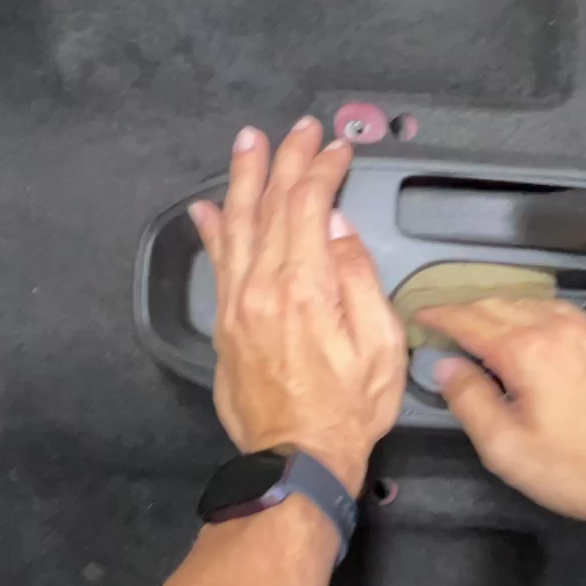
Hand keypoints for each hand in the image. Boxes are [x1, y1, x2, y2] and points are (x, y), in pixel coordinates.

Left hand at [188, 118, 406, 492]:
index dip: (324, 169)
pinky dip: (211, 229)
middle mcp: (262, 285)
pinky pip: (216, 263)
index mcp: (305, 287)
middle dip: (286, 159)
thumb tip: (338, 228)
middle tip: (299, 128)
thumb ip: (357, 279)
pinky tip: (206, 206)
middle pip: (270, 204)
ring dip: (244, 178)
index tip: (339, 148)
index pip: (310, 205)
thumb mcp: (379, 346)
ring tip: (249, 142)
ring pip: (237, 224)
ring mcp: (237, 303)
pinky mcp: (225, 323)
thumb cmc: (349, 406)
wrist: (297, 457)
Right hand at [416, 298, 585, 532]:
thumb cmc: (579, 469)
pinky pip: (561, 312)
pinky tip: (531, 331)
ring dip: (499, 308)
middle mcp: (557, 326)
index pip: (469, 320)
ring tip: (480, 325)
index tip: (418, 316)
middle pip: (498, 304)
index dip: (439, 315)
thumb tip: (445, 366)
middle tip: (443, 322)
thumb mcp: (508, 450)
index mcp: (526, 350)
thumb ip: (470, 401)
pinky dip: (533, 314)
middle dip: (465, 308)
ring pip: (531, 303)